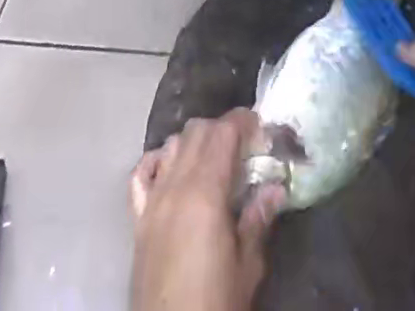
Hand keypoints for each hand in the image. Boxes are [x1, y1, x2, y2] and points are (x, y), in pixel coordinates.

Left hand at [129, 108, 285, 310]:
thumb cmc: (216, 303)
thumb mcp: (248, 265)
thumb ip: (258, 218)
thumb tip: (276, 187)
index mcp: (205, 192)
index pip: (222, 133)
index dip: (243, 121)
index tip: (261, 126)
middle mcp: (174, 186)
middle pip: (196, 132)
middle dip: (222, 128)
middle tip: (245, 145)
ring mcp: (152, 201)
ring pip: (171, 145)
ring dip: (194, 141)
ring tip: (215, 158)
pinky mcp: (137, 220)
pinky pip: (142, 174)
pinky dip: (157, 161)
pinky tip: (172, 169)